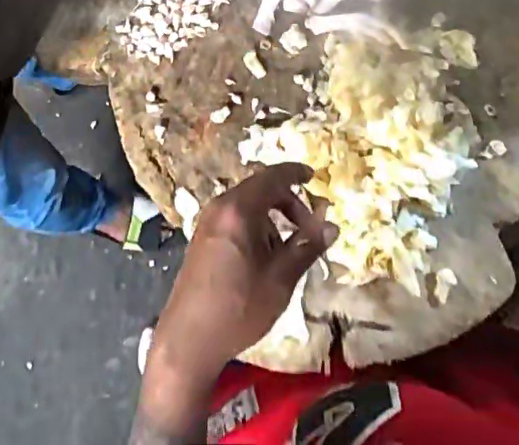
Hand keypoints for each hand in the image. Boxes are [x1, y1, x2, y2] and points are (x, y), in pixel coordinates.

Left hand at [150, 164, 335, 377]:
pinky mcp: (202, 239)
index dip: (296, 173)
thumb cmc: (237, 308)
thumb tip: (332, 226)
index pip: (273, 176)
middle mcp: (220, 208)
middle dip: (288, 201)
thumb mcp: (281, 278)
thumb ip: (308, 246)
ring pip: (248, 204)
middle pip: (260, 188)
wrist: (185, 345)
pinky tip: (264, 256)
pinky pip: (235, 218)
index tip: (313, 177)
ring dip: (272, 216)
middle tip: (308, 224)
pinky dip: (255, 224)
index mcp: (239, 209)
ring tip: (288, 247)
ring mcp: (208, 223)